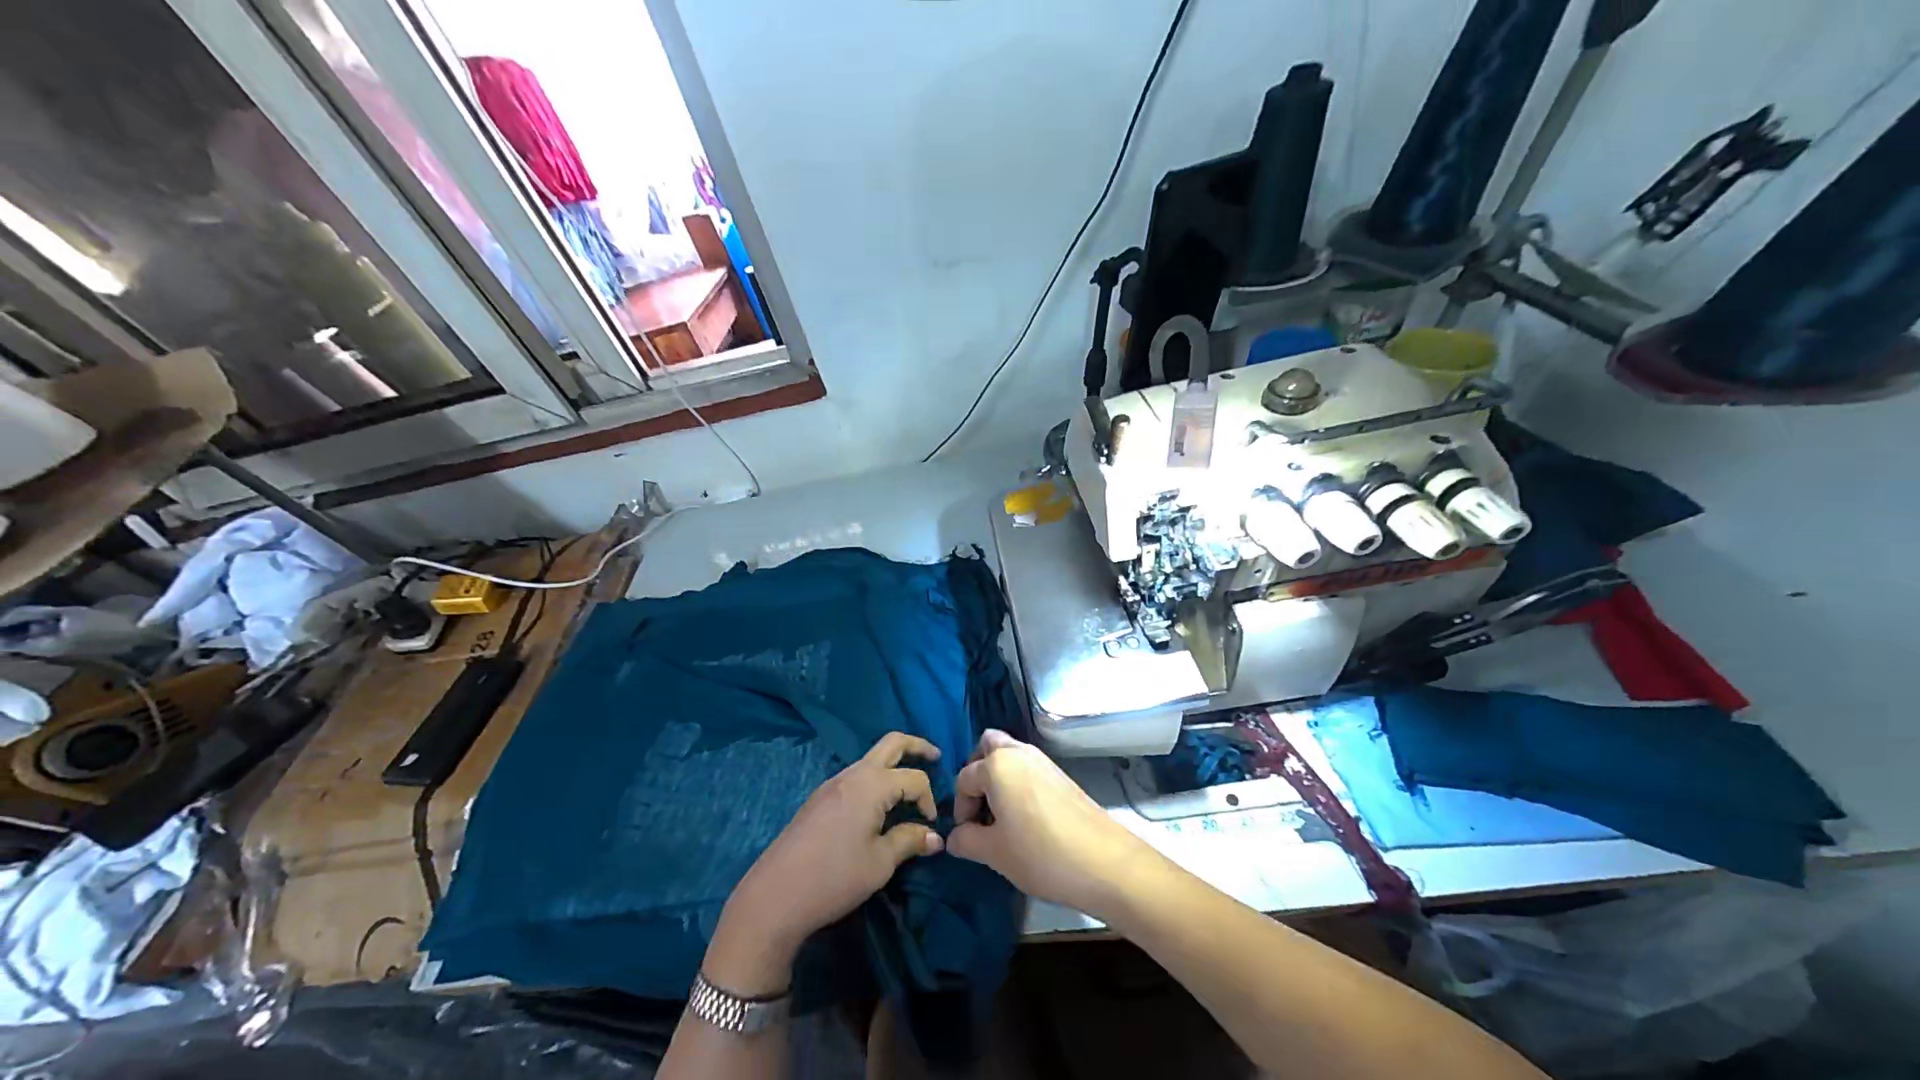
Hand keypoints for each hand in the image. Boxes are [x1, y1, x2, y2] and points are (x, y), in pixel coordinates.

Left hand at [707, 733, 944, 994]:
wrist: (775, 895)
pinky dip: (875, 779)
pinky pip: (855, 776)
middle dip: (916, 746)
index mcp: (871, 784)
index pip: (914, 777)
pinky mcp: (819, 799)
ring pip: (870, 759)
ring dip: (893, 764)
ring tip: (909, 788)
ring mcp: (831, 784)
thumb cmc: (834, 877)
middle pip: (890, 743)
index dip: (929, 799)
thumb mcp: (880, 862)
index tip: (930, 828)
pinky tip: (879, 806)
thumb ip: (910, 841)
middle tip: (936, 757)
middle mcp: (851, 775)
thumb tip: (935, 837)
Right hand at [946, 730, 1161, 919]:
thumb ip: (966, 840)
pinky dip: (1019, 784)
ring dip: (999, 777)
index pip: (963, 779)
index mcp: (997, 764)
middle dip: (977, 773)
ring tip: (1000, 817)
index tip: (967, 837)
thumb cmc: (1040, 853)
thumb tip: (955, 836)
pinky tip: (1024, 819)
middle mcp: (1020, 752)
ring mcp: (1045, 761)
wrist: (1104, 862)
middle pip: (988, 747)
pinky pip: (1029, 769)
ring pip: (1011, 756)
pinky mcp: (1062, 776)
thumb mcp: (994, 852)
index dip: (960, 809)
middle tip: (979, 809)